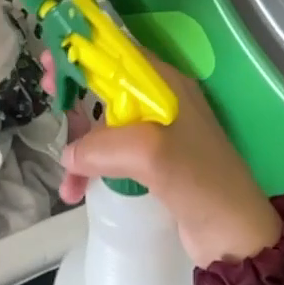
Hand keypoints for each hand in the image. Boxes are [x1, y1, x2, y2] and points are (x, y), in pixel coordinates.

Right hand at [43, 50, 281, 265]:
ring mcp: (158, 133)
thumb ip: (102, 145)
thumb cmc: (197, 178)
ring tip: (64, 169)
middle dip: (76, 88)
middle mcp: (161, 100)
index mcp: (164, 83)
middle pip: (108, 83)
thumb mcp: (148, 152)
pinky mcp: (156, 164)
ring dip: (81, 143)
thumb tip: (69, 155)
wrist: (235, 235)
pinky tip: (75, 192)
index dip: (83, 49)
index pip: (118, 52)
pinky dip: (92, 168)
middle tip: (48, 91)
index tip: (53, 56)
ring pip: (106, 123)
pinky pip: (113, 155)